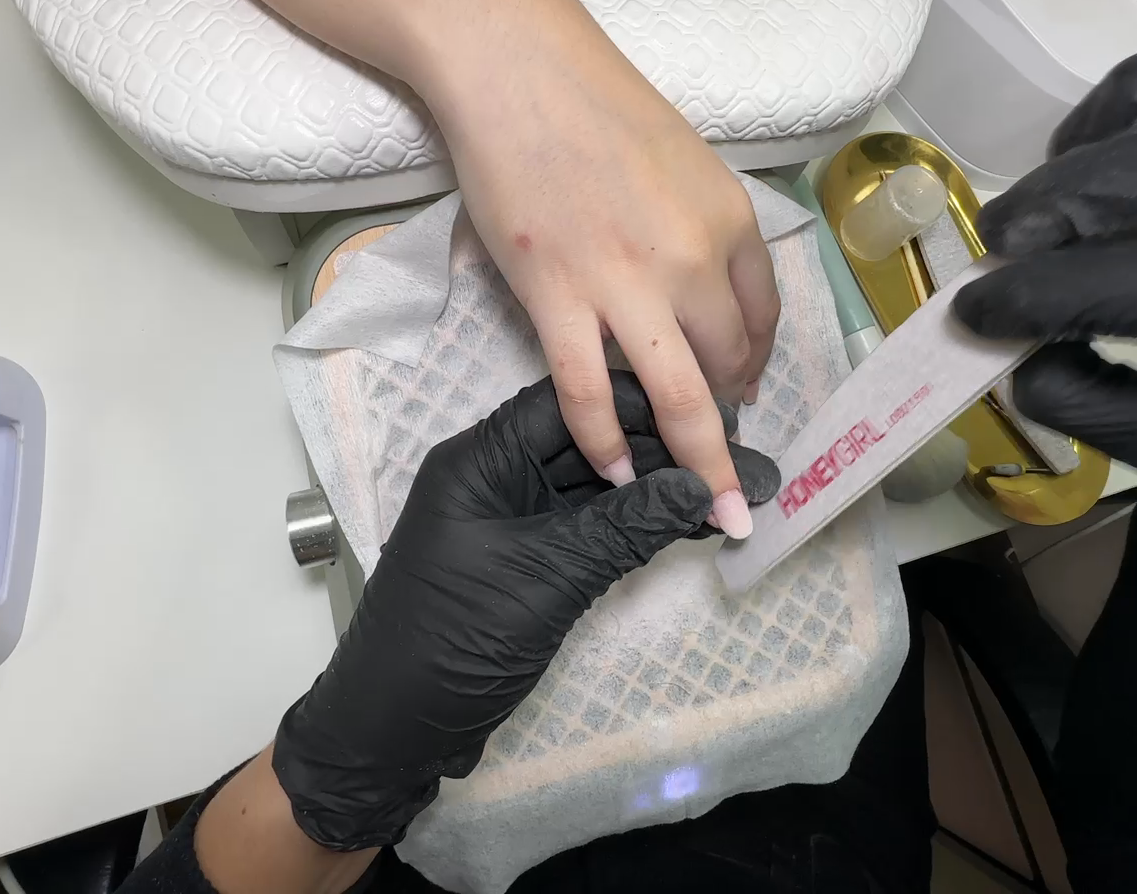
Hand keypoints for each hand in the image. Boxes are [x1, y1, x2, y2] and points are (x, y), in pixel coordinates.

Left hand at [272, 373, 779, 849]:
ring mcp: (518, 514)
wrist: (395, 733)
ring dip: (659, 492)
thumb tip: (705, 488)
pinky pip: (593, 525)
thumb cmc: (456, 641)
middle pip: (592, 443)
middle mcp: (501, 472)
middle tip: (742, 462)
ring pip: (599, 487)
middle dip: (663, 454)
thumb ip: (626, 526)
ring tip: (736, 496)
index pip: (570, 403)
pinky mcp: (533, 554)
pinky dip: (637, 526)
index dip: (641, 405)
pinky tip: (691, 524)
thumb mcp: (548, 577)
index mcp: (483, 457)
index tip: (711, 413)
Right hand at [431, 57, 777, 540]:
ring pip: (677, 397)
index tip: (741, 392)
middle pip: (729, 366)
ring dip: (698, 465)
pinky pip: (588, 392)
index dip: (754, 367)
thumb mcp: (685, 163)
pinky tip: (616, 474)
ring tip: (710, 512)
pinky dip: (605, 442)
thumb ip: (707, 233)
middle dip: (734, 426)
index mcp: (731, 220)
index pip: (763, 319)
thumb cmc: (599, 107)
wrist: (518, 70)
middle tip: (727, 466)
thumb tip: (706, 302)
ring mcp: (625, 283)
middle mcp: (692, 259)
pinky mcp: (557, 298)